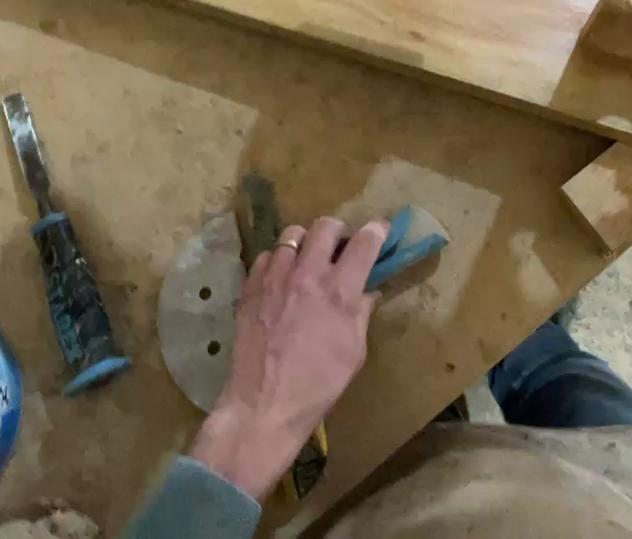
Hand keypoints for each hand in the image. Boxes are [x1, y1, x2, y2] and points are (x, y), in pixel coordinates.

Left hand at [189, 215, 388, 500]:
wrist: (264, 405)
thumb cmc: (318, 383)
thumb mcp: (354, 351)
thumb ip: (361, 313)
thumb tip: (368, 292)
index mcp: (339, 290)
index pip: (364, 243)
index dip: (377, 230)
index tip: (380, 229)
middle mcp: (308, 273)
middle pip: (326, 226)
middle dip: (339, 231)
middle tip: (340, 246)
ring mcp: (276, 276)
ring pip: (293, 234)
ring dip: (306, 243)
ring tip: (307, 261)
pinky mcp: (251, 286)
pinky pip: (267, 255)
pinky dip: (278, 261)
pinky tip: (281, 279)